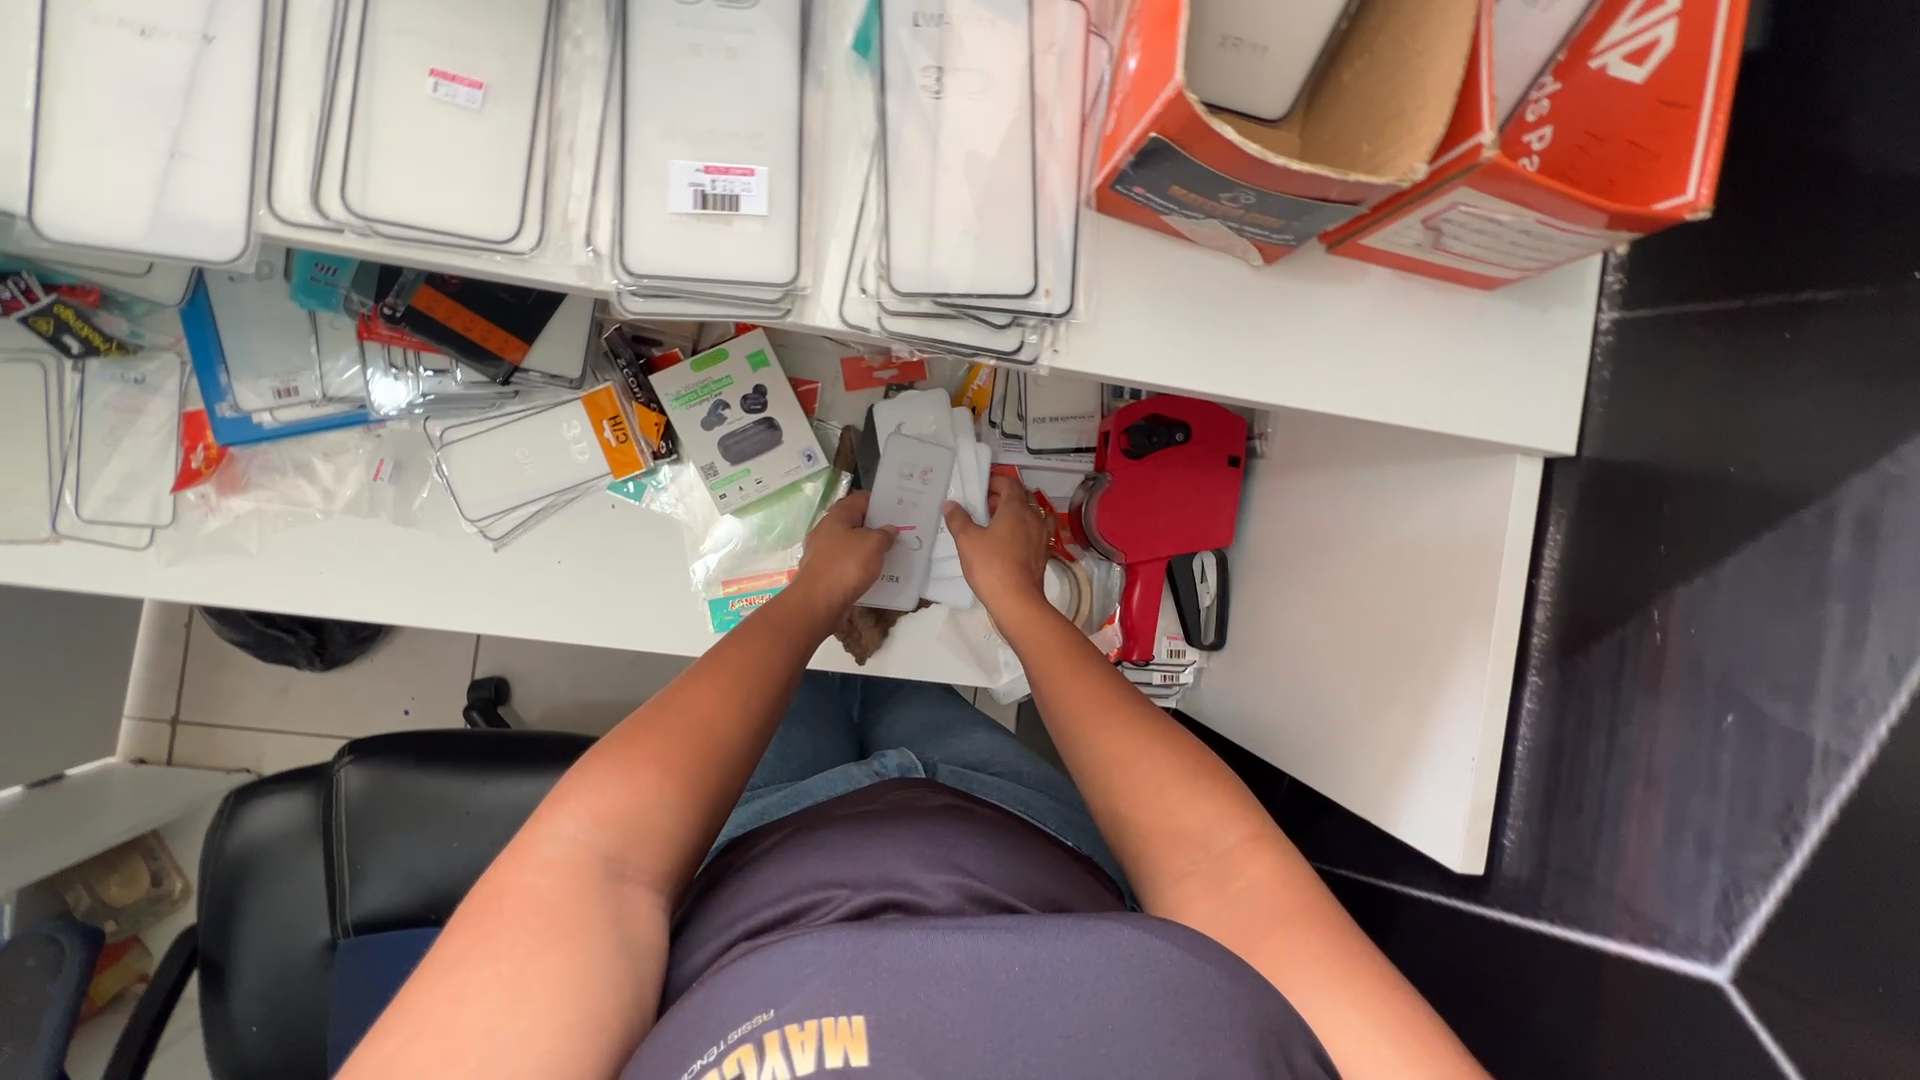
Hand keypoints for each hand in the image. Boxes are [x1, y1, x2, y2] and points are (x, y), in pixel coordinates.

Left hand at [790, 491, 894, 619]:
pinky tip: (875, 574)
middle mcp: (828, 530)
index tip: (899, 509)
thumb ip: (884, 534)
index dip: (880, 501)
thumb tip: (889, 530)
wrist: (817, 603)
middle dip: (877, 527)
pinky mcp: (824, 572)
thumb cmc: (846, 566)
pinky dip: (861, 567)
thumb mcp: (873, 544)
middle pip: (856, 522)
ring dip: (870, 549)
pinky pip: (847, 564)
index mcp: (838, 515)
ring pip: (852, 544)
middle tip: (900, 533)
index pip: (861, 499)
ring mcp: (824, 552)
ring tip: (892, 554)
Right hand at [943, 474, 1050, 617]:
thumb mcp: (967, 540)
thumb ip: (958, 519)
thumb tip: (950, 504)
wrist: (1017, 601)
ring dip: (1013, 514)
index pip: (1010, 483)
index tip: (980, 487)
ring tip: (993, 524)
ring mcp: (1041, 536)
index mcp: (1016, 508)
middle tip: (983, 506)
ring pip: (1029, 515)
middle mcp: (1033, 517)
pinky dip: (1020, 530)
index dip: (996, 481)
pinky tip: (1006, 543)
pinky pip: (1032, 532)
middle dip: (1003, 497)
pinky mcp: (1042, 553)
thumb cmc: (991, 565)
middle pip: (1021, 497)